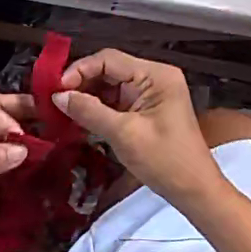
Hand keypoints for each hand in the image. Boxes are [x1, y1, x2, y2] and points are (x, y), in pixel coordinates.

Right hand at [53, 49, 223, 205]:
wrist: (195, 192)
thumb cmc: (165, 161)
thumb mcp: (123, 134)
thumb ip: (89, 111)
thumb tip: (57, 96)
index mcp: (156, 75)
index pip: (109, 59)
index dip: (80, 70)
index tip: (56, 89)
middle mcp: (154, 77)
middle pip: (108, 69)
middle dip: (81, 83)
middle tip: (55, 99)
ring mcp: (150, 93)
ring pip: (109, 85)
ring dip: (86, 95)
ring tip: (62, 108)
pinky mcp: (145, 109)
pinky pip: (115, 100)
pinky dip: (96, 107)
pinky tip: (78, 116)